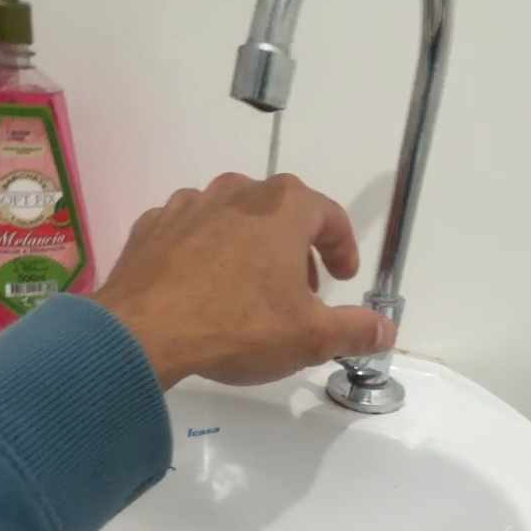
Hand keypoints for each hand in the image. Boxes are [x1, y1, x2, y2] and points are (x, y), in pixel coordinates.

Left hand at [91, 173, 395, 388]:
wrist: (144, 333)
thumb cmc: (238, 327)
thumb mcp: (311, 337)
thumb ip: (355, 330)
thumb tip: (386, 330)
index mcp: (284, 207)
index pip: (330, 217)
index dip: (343, 248)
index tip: (344, 276)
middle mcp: (237, 192)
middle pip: (281, 213)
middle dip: (297, 251)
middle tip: (300, 292)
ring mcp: (189, 205)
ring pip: (233, 219)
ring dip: (249, 248)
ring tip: (250, 290)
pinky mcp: (152, 228)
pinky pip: (190, 234)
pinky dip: (204, 254)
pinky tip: (202, 287)